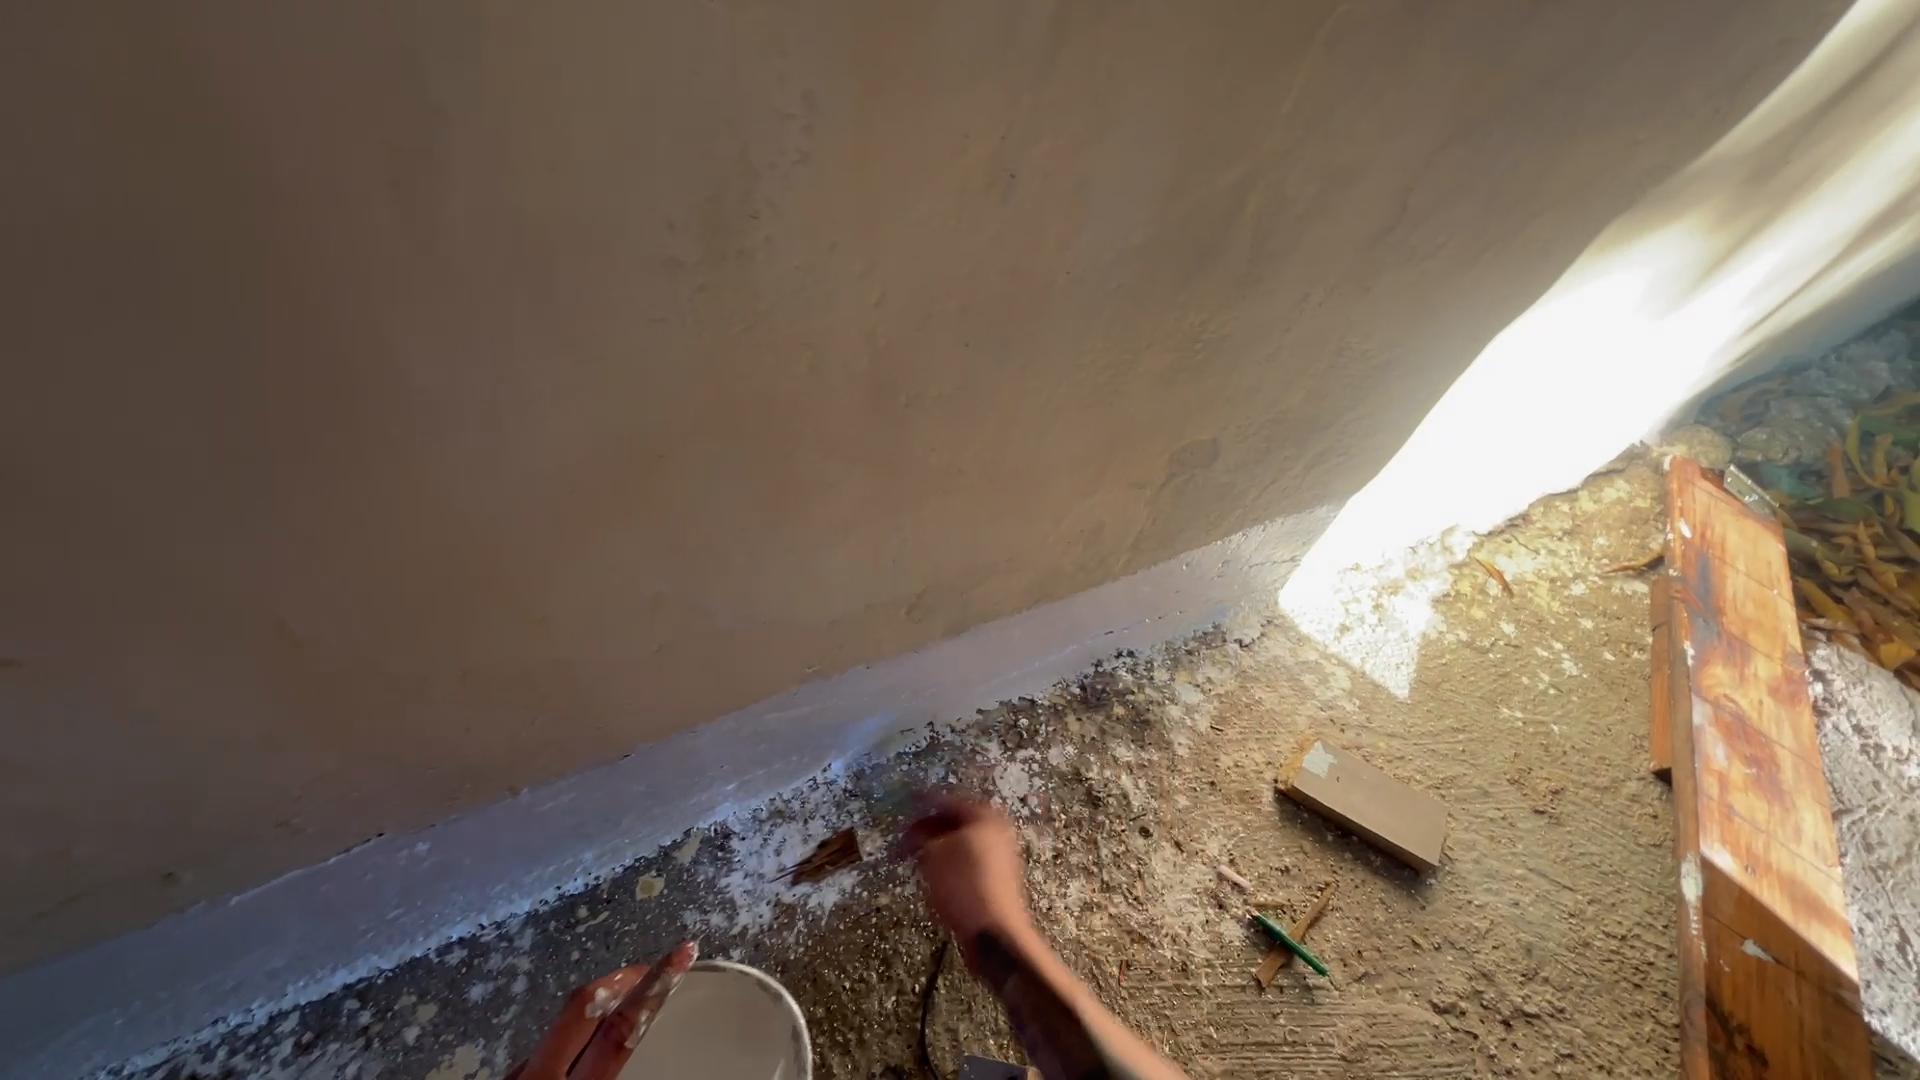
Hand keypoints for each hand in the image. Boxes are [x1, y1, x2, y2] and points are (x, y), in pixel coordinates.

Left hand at [505, 941, 696, 1079]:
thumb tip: (636, 1025)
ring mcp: (518, 1071)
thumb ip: (608, 1067)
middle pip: (583, 1004)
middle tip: (652, 966)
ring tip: (624, 1001)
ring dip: (595, 1006)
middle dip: (621, 977)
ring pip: (561, 1024)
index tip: (684, 951)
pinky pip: (545, 1048)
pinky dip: (571, 1038)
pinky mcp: (507, 1077)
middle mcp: (539, 1071)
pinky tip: (581, 1049)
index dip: (654, 986)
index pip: (620, 1027)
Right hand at [900, 794, 1032, 955]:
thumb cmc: (963, 886)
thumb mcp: (933, 856)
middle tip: (904, 837)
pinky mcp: (997, 879)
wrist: (994, 932)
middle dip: (928, 829)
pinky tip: (933, 875)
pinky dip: (949, 863)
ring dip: (936, 848)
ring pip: (960, 843)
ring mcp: (1000, 855)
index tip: (906, 802)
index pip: (948, 801)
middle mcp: (996, 830)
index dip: (923, 802)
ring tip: (914, 858)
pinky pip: (967, 862)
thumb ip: (922, 837)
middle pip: (955, 822)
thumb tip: (916, 832)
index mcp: (984, 816)